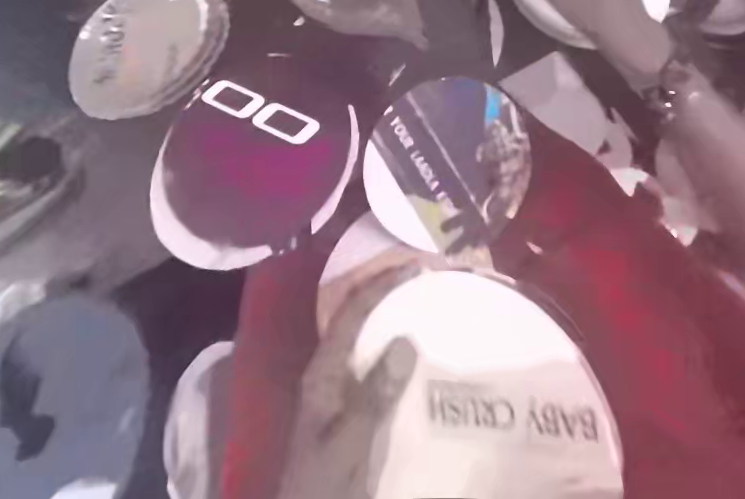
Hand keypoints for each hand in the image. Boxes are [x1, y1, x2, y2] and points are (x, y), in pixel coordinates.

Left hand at [276, 269, 418, 498]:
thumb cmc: (323, 482)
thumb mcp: (349, 442)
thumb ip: (374, 395)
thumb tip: (406, 339)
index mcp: (323, 370)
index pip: (351, 312)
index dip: (380, 285)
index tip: (414, 267)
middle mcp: (328, 369)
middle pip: (356, 317)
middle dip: (385, 292)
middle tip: (420, 277)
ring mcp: (337, 387)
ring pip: (364, 337)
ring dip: (389, 316)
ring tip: (422, 302)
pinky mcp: (349, 406)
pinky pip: (372, 364)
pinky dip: (392, 347)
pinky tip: (415, 352)